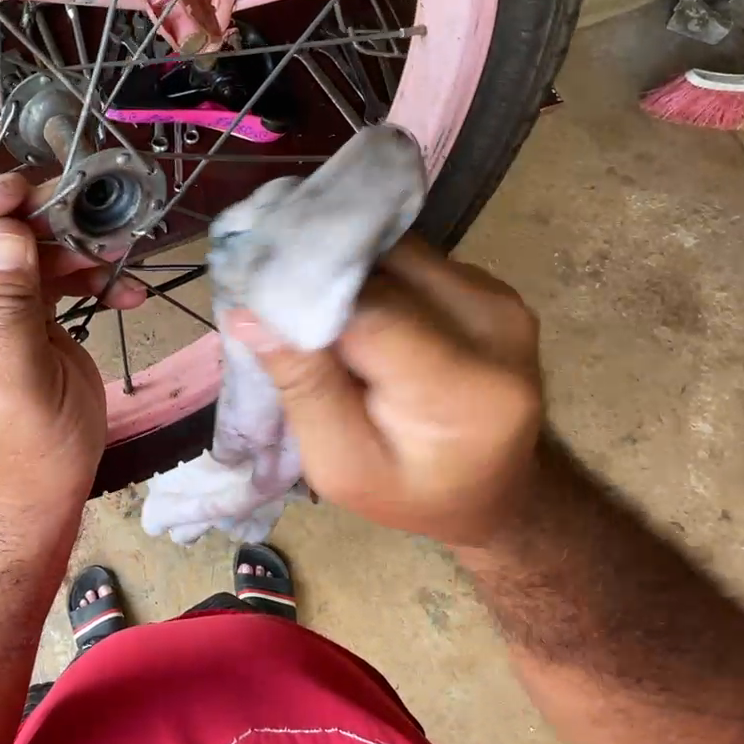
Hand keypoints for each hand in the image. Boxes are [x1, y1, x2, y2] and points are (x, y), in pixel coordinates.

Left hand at [0, 174, 144, 521]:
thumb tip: (3, 233)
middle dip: (27, 220)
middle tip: (76, 203)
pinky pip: (48, 274)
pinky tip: (123, 288)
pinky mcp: (20, 311)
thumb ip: (6, 311)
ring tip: (113, 247)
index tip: (14, 193)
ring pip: (17, 249)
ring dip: (66, 243)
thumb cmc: (23, 457)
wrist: (51, 489)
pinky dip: (87, 274)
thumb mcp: (14, 388)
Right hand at [225, 236, 543, 545]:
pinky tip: (342, 305)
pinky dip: (364, 273)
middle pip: (380, 270)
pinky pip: (406, 258)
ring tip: (301, 301)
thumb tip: (248, 314)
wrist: (495, 489)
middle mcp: (492, 326)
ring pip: (390, 252)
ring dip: (338, 270)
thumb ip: (303, 389)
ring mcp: (495, 298)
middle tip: (263, 294)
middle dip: (316, 276)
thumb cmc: (409, 492)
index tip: (250, 294)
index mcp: (463, 389)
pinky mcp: (484, 284)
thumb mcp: (340, 466)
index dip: (305, 294)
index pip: (370, 311)